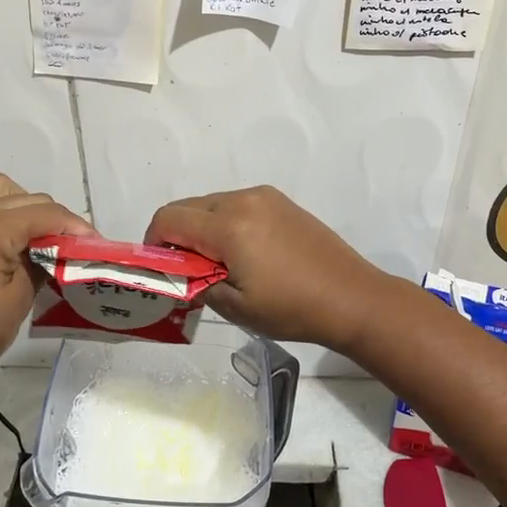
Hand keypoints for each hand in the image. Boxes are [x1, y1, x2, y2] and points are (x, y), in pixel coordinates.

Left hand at [0, 174, 93, 404]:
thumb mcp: (17, 300)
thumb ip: (40, 265)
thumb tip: (52, 252)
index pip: (47, 213)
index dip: (76, 227)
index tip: (96, 245)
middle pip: (23, 198)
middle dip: (51, 219)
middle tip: (70, 247)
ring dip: (20, 208)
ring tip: (34, 239)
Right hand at [144, 186, 395, 351]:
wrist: (352, 298)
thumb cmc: (292, 309)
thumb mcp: (236, 306)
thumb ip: (196, 283)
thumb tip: (176, 273)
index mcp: (229, 226)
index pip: (169, 219)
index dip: (154, 242)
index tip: (161, 269)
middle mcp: (243, 200)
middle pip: (188, 207)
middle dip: (177, 236)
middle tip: (187, 271)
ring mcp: (265, 197)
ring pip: (211, 204)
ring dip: (201, 229)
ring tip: (217, 265)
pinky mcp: (281, 202)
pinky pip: (236, 205)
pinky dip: (225, 224)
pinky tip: (242, 254)